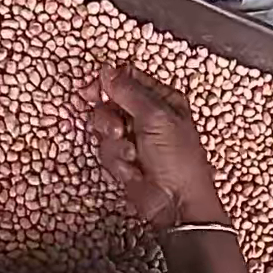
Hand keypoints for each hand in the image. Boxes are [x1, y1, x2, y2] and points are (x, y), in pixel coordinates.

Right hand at [80, 65, 225, 229]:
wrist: (176, 201)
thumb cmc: (178, 159)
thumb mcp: (156, 116)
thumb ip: (128, 91)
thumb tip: (106, 70)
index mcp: (162, 99)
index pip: (128, 78)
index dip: (109, 82)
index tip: (94, 90)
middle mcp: (147, 117)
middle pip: (110, 103)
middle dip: (109, 118)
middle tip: (118, 130)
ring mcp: (134, 139)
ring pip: (104, 128)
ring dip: (115, 144)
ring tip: (131, 154)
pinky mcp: (124, 160)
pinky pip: (107, 151)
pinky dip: (118, 161)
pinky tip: (133, 170)